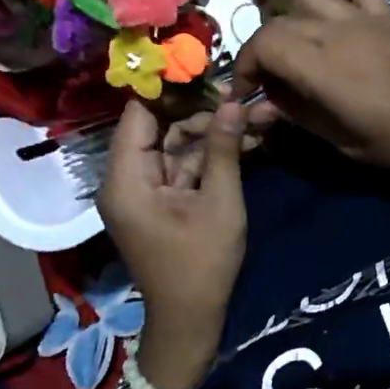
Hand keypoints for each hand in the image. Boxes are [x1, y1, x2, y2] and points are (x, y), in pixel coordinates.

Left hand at [98, 101, 246, 388]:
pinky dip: (215, 157)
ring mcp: (148, 191)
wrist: (191, 319)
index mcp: (128, 179)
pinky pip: (188, 168)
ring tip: (261, 118)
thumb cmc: (202, 262)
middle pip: (165, 128)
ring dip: (218, 135)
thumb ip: (224, 149)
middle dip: (208, 113)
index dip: (170, 89)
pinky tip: (250, 142)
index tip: (206, 68)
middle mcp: (130, 179)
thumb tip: (234, 102)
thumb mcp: (220, 202)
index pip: (139, 115)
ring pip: (181, 147)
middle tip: (249, 100)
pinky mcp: (165, 202)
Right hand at [231, 0, 389, 178]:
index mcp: (325, 67)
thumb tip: (257, 107)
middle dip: (263, 50)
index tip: (247, 93)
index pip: (263, 43)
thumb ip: (296, 116)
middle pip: (279, 22)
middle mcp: (339, 32)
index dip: (244, 66)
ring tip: (300, 50)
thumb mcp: (342, 142)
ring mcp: (365, 17)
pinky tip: (335, 16)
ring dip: (293, 21)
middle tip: (271, 82)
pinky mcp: (387, 14)